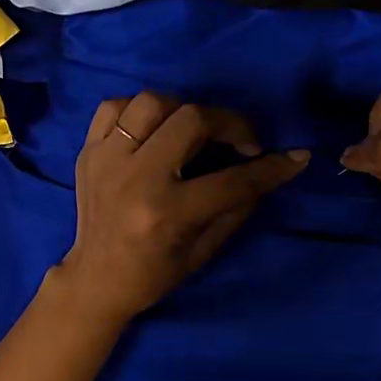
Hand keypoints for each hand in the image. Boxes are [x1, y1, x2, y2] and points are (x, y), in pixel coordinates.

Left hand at [59, 92, 309, 323]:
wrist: (94, 279)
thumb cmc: (153, 273)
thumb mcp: (203, 251)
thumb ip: (238, 206)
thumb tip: (272, 167)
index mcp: (165, 212)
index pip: (230, 179)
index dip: (270, 167)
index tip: (293, 156)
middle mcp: (134, 177)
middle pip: (189, 119)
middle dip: (228, 123)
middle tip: (240, 140)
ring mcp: (105, 159)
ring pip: (149, 102)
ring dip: (181, 109)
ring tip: (193, 130)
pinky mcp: (87, 151)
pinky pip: (113, 107)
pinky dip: (138, 109)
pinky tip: (153, 128)